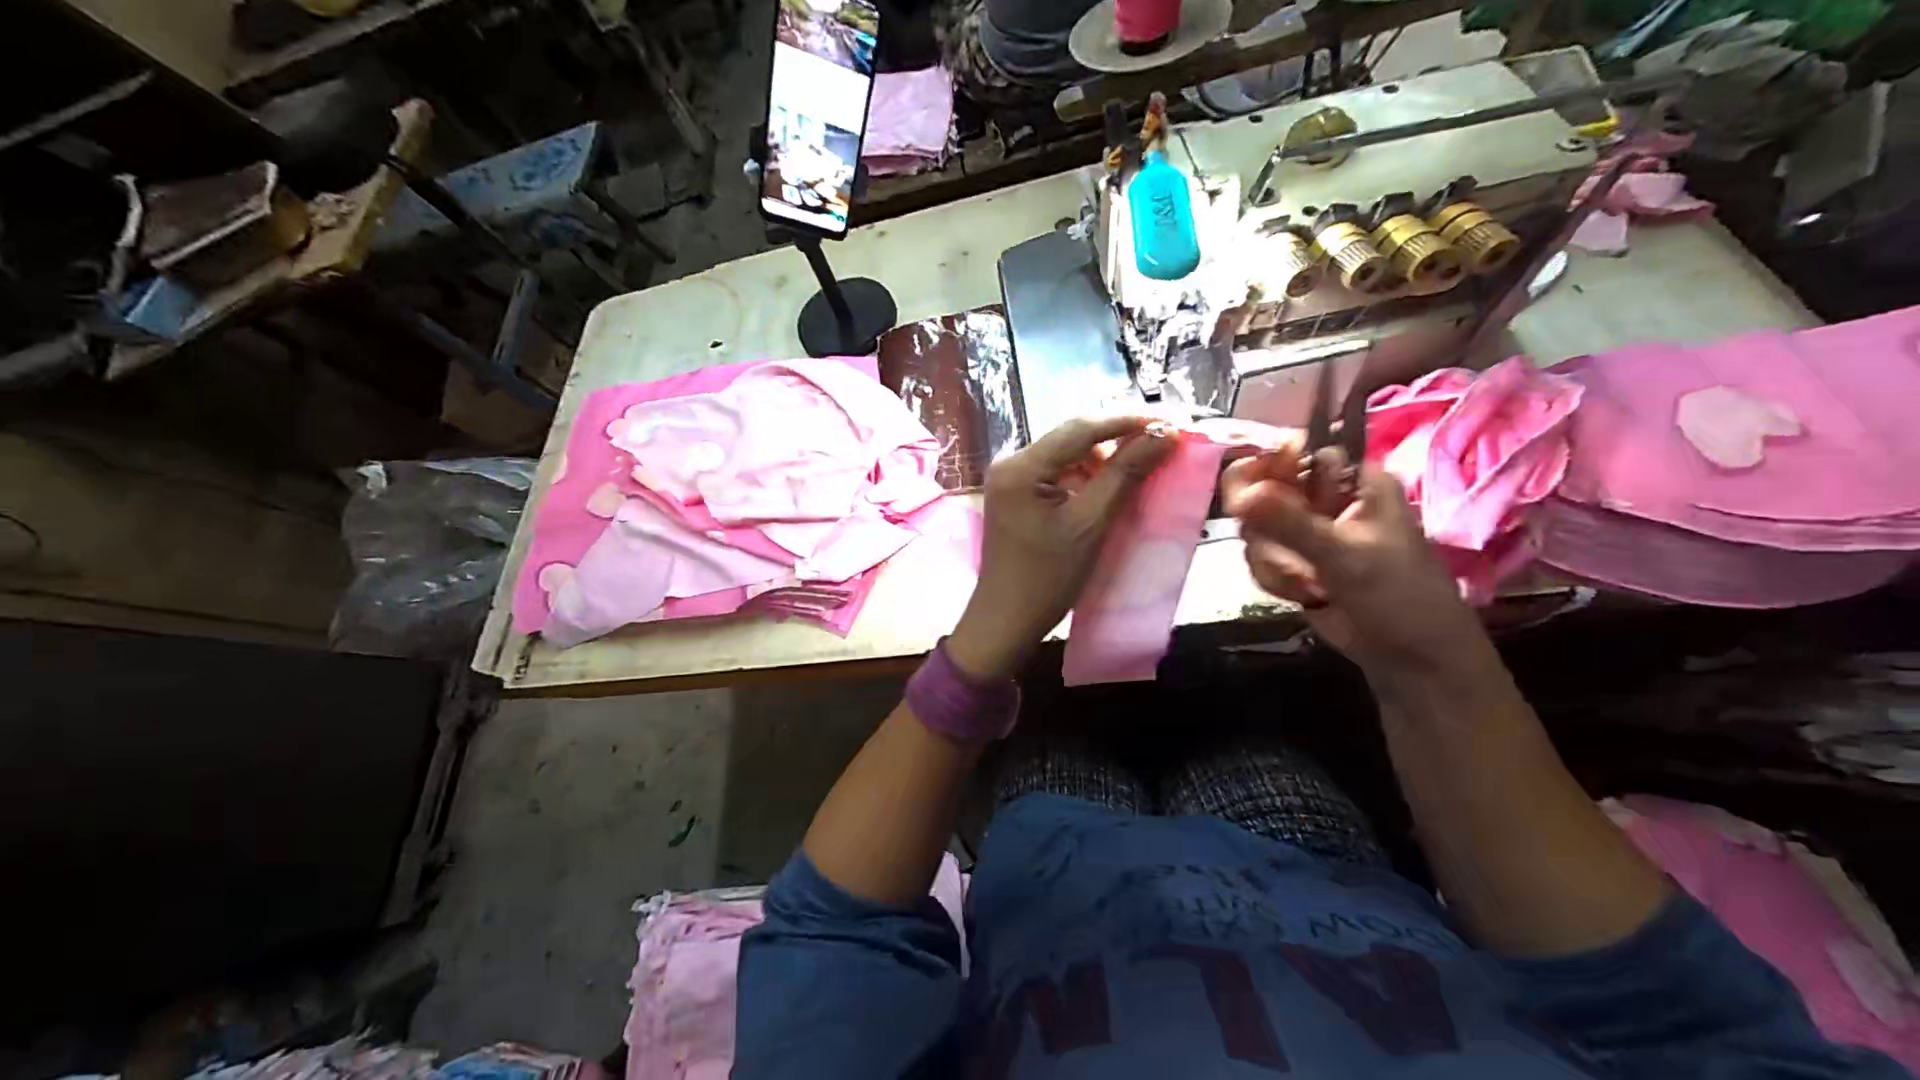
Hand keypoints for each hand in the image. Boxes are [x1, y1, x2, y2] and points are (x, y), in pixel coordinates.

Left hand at [946, 416, 1173, 679]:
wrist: (1007, 620)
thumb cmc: (1047, 578)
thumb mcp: (1090, 524)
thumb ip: (1124, 475)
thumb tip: (1163, 435)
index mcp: (1021, 467)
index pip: (1081, 428)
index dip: (1128, 421)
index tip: (1172, 421)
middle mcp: (1011, 462)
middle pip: (1073, 436)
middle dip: (1120, 435)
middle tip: (1165, 437)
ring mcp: (1012, 478)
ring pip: (1068, 453)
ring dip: (1106, 455)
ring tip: (1146, 459)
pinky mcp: (1018, 494)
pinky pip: (1059, 471)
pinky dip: (1089, 474)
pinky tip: (1115, 481)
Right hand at [1220, 449, 1486, 675]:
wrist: (1411, 658)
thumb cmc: (1397, 596)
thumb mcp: (1345, 555)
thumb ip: (1290, 522)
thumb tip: (1240, 495)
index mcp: (1352, 480)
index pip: (1295, 452)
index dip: (1265, 466)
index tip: (1247, 494)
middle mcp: (1326, 498)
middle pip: (1264, 487)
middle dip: (1263, 523)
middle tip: (1270, 543)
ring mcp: (1305, 531)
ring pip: (1255, 527)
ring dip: (1273, 559)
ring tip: (1306, 582)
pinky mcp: (1292, 562)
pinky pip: (1258, 556)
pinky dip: (1273, 577)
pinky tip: (1302, 594)